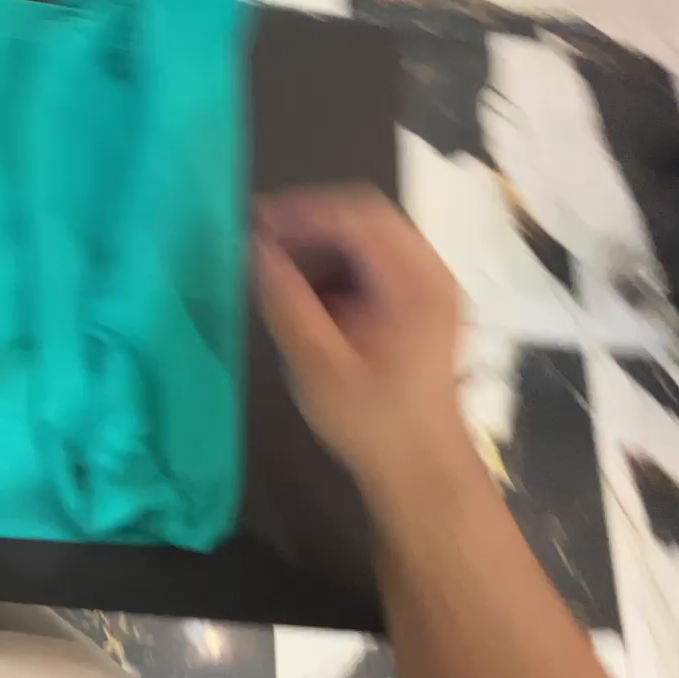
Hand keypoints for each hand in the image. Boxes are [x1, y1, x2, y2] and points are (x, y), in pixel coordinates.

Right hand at [252, 186, 467, 484]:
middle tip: (255, 242)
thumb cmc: (368, 418)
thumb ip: (283, 299)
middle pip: (364, 219)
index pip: (358, 215)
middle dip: (305, 224)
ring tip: (271, 271)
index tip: (251, 223)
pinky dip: (328, 268)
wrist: (419, 466)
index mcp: (414, 281)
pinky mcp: (411, 305)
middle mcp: (427, 273)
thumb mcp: (315, 360)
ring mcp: (423, 288)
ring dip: (315, 247)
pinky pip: (367, 265)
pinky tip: (301, 296)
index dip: (301, 210)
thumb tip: (252, 248)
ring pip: (363, 239)